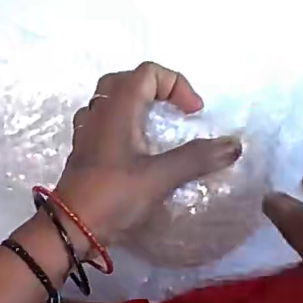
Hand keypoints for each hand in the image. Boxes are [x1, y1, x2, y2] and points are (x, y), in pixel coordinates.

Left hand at [53, 62, 242, 246]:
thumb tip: (233, 145)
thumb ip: (196, 158)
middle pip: (124, 82)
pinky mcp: (82, 157)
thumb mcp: (159, 177)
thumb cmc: (112, 196)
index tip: (193, 114)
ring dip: (133, 108)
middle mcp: (97, 115)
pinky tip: (132, 151)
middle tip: (172, 111)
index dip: (176, 84)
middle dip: (153, 90)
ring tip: (153, 129)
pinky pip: (100, 128)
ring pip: (108, 104)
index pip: (148, 73)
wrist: (69, 229)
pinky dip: (120, 129)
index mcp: (116, 109)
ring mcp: (85, 136)